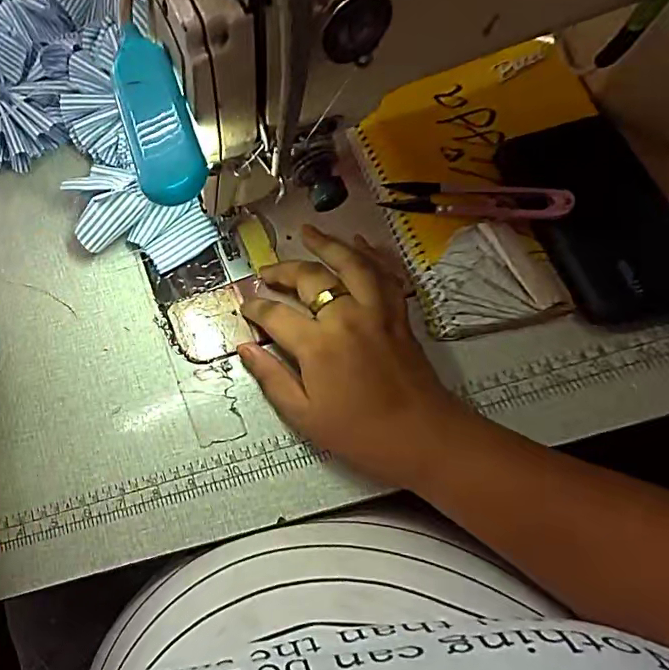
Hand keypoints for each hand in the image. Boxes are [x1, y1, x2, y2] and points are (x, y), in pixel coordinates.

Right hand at [239, 224, 477, 490]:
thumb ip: (272, 378)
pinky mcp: (398, 314)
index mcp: (318, 345)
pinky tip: (361, 243)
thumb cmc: (359, 433)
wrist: (423, 437)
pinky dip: (373, 254)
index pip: (276, 315)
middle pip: (310, 278)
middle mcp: (346, 317)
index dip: (255, 308)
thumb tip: (245, 348)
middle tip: (265, 272)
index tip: (245, 306)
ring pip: (350, 263)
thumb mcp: (305, 415)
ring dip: (328, 244)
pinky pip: (386, 273)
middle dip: (282, 271)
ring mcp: (376, 311)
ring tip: (308, 233)